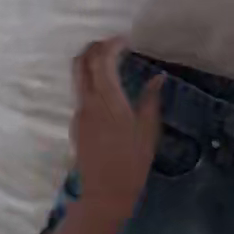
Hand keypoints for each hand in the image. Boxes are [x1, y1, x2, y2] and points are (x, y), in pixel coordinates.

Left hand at [70, 37, 164, 221]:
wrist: (105, 193)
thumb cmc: (132, 162)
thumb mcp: (148, 130)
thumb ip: (150, 99)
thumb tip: (158, 78)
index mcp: (108, 100)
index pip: (102, 60)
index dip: (112, 44)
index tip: (126, 40)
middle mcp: (88, 101)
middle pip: (81, 62)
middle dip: (95, 47)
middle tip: (114, 45)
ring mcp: (78, 112)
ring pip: (78, 76)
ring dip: (91, 62)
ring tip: (112, 63)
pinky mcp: (76, 123)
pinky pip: (81, 93)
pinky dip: (92, 81)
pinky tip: (109, 91)